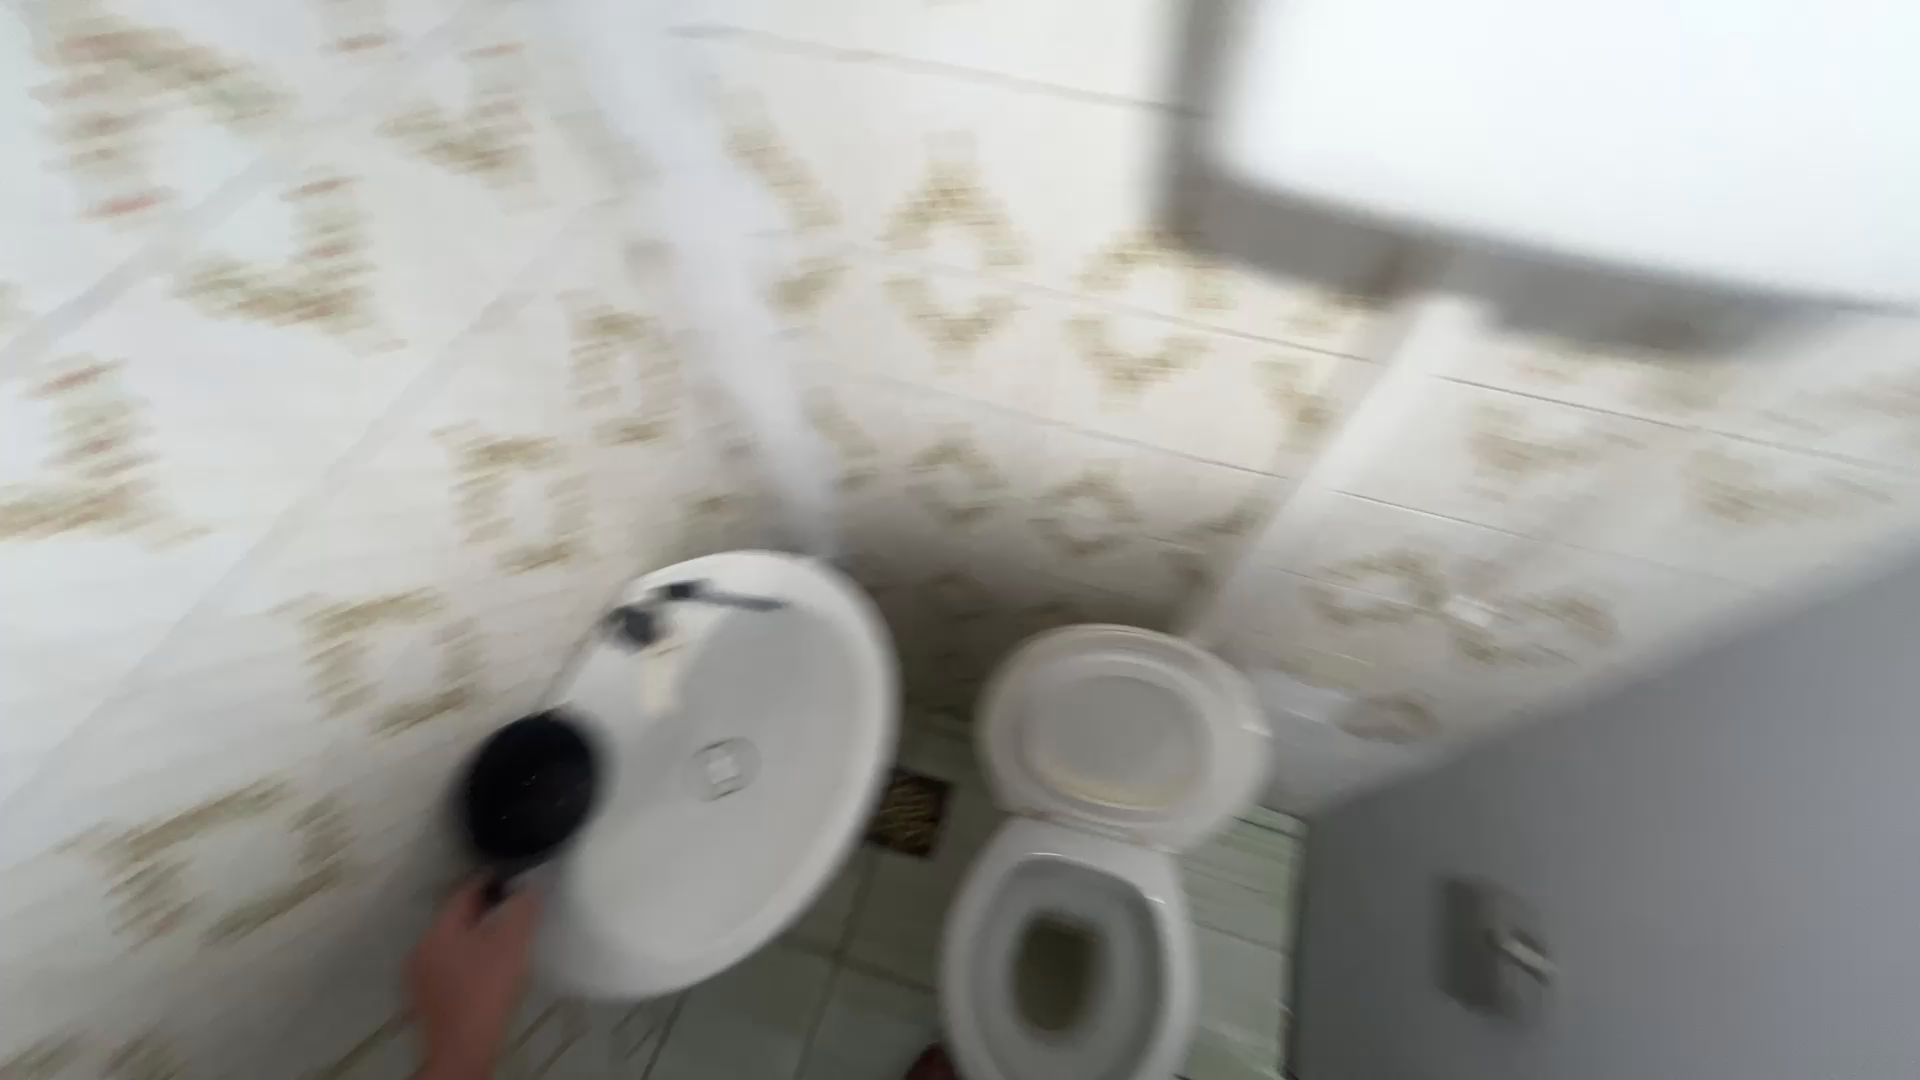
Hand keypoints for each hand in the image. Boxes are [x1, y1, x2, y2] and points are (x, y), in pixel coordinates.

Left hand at [409, 879, 540, 1079]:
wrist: (464, 1048)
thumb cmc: (487, 988)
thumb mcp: (514, 940)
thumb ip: (523, 905)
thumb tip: (531, 883)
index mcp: (437, 931)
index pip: (465, 891)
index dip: (494, 880)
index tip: (519, 876)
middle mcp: (421, 949)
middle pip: (458, 916)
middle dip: (487, 907)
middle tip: (518, 903)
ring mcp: (419, 976)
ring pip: (454, 940)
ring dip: (479, 932)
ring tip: (509, 932)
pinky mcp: (427, 997)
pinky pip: (450, 962)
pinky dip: (470, 955)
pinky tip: (491, 963)